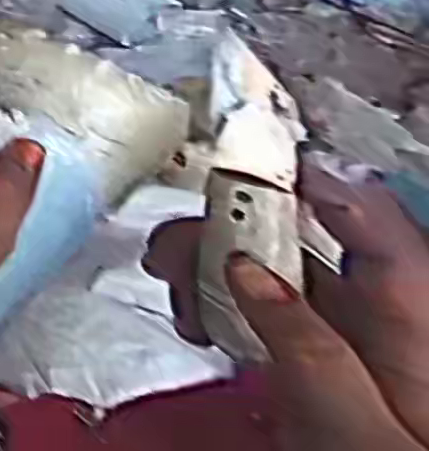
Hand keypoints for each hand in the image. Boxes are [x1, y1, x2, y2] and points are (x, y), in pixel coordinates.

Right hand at [144, 165, 428, 450]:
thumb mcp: (353, 428)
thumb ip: (304, 345)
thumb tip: (244, 268)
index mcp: (414, 335)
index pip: (382, 238)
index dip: (330, 187)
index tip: (267, 153)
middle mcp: (378, 320)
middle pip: (294, 239)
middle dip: (218, 231)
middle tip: (170, 258)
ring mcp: (335, 328)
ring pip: (256, 257)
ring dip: (197, 263)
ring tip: (179, 305)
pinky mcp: (297, 339)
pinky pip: (242, 289)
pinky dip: (202, 291)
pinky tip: (194, 320)